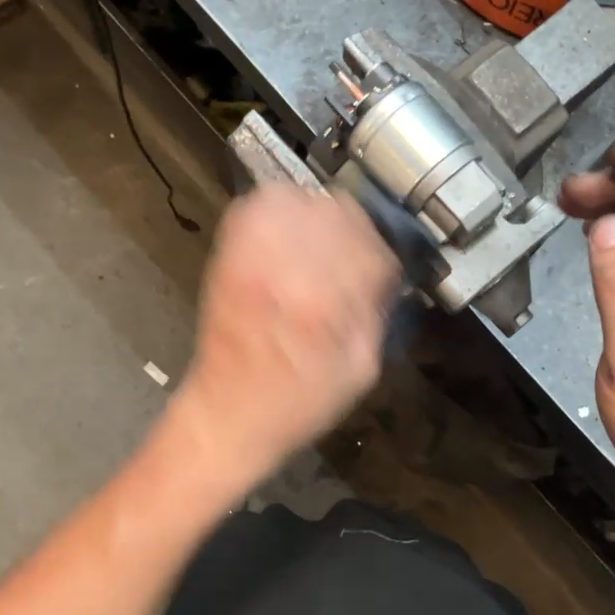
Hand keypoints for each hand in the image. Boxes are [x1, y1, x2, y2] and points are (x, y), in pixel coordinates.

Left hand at [174, 184, 400, 480]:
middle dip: (355, 235)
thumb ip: (378, 312)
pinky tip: (290, 236)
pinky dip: (280, 211)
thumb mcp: (361, 368)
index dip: (381, 263)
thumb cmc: (297, 404)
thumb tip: (385, 277)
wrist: (228, 414)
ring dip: (319, 218)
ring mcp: (251, 256)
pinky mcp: (229, 253)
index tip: (380, 278)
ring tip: (323, 245)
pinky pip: (259, 205)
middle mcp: (286, 269)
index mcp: (324, 301)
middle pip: (338, 213)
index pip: (371, 250)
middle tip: (355, 260)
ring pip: (300, 199)